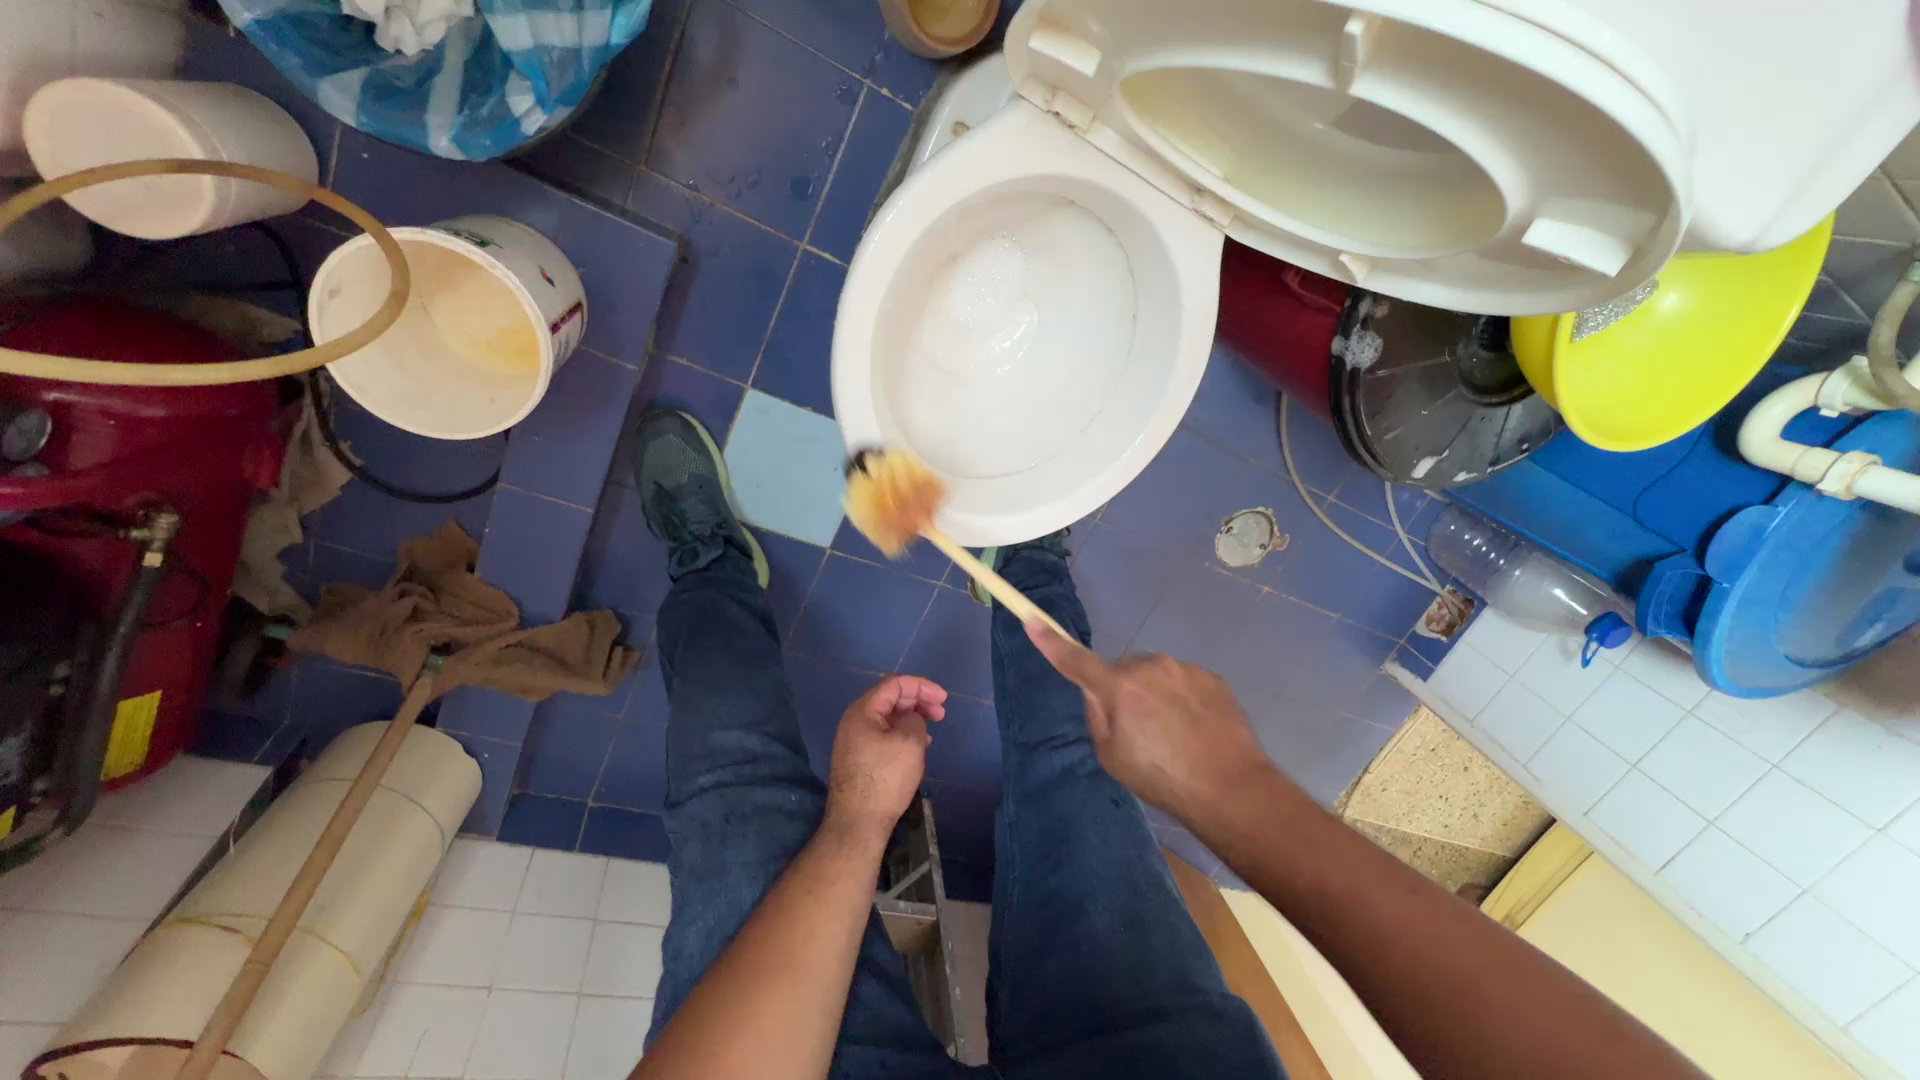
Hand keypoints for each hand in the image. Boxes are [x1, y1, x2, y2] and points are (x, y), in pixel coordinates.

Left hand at [824, 675, 946, 842]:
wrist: (857, 822)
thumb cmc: (885, 778)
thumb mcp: (909, 742)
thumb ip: (914, 718)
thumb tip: (910, 719)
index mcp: (863, 710)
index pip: (895, 683)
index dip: (922, 686)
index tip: (944, 699)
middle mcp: (854, 720)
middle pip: (889, 698)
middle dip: (918, 700)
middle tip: (940, 713)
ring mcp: (853, 740)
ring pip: (887, 718)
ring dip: (911, 718)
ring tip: (931, 730)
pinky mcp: (857, 758)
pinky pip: (883, 734)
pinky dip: (902, 733)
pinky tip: (916, 746)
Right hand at [1026, 621, 1274, 819]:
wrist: (1231, 788)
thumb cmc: (1163, 778)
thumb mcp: (1112, 757)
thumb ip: (1097, 717)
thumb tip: (1097, 693)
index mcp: (1119, 687)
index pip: (1074, 660)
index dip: (1049, 641)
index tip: (1031, 619)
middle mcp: (1150, 666)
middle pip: (1121, 672)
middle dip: (1122, 692)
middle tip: (1139, 734)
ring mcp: (1184, 669)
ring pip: (1155, 676)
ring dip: (1155, 696)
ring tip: (1174, 737)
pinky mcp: (1212, 677)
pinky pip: (1183, 682)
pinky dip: (1182, 701)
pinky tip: (1195, 731)